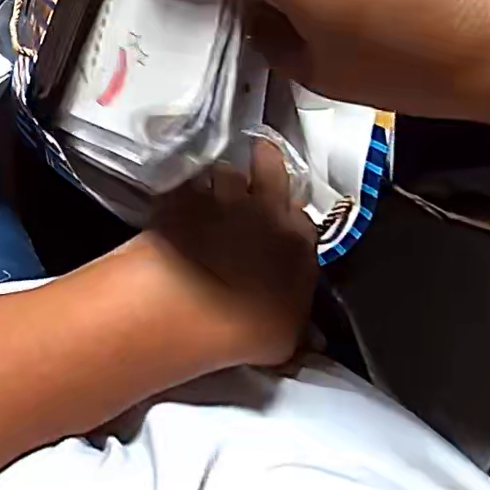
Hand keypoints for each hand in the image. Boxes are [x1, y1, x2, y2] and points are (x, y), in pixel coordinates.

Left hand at [131, 139, 315, 366]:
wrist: (193, 303)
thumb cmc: (249, 327)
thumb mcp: (287, 337)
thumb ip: (300, 325)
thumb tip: (311, 336)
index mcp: (298, 241)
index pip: (304, 216)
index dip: (290, 212)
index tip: (283, 214)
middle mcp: (263, 209)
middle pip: (270, 166)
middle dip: (266, 158)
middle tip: (260, 152)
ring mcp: (219, 198)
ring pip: (224, 169)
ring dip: (219, 175)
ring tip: (212, 181)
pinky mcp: (180, 197)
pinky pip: (185, 181)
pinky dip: (183, 186)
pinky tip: (178, 193)